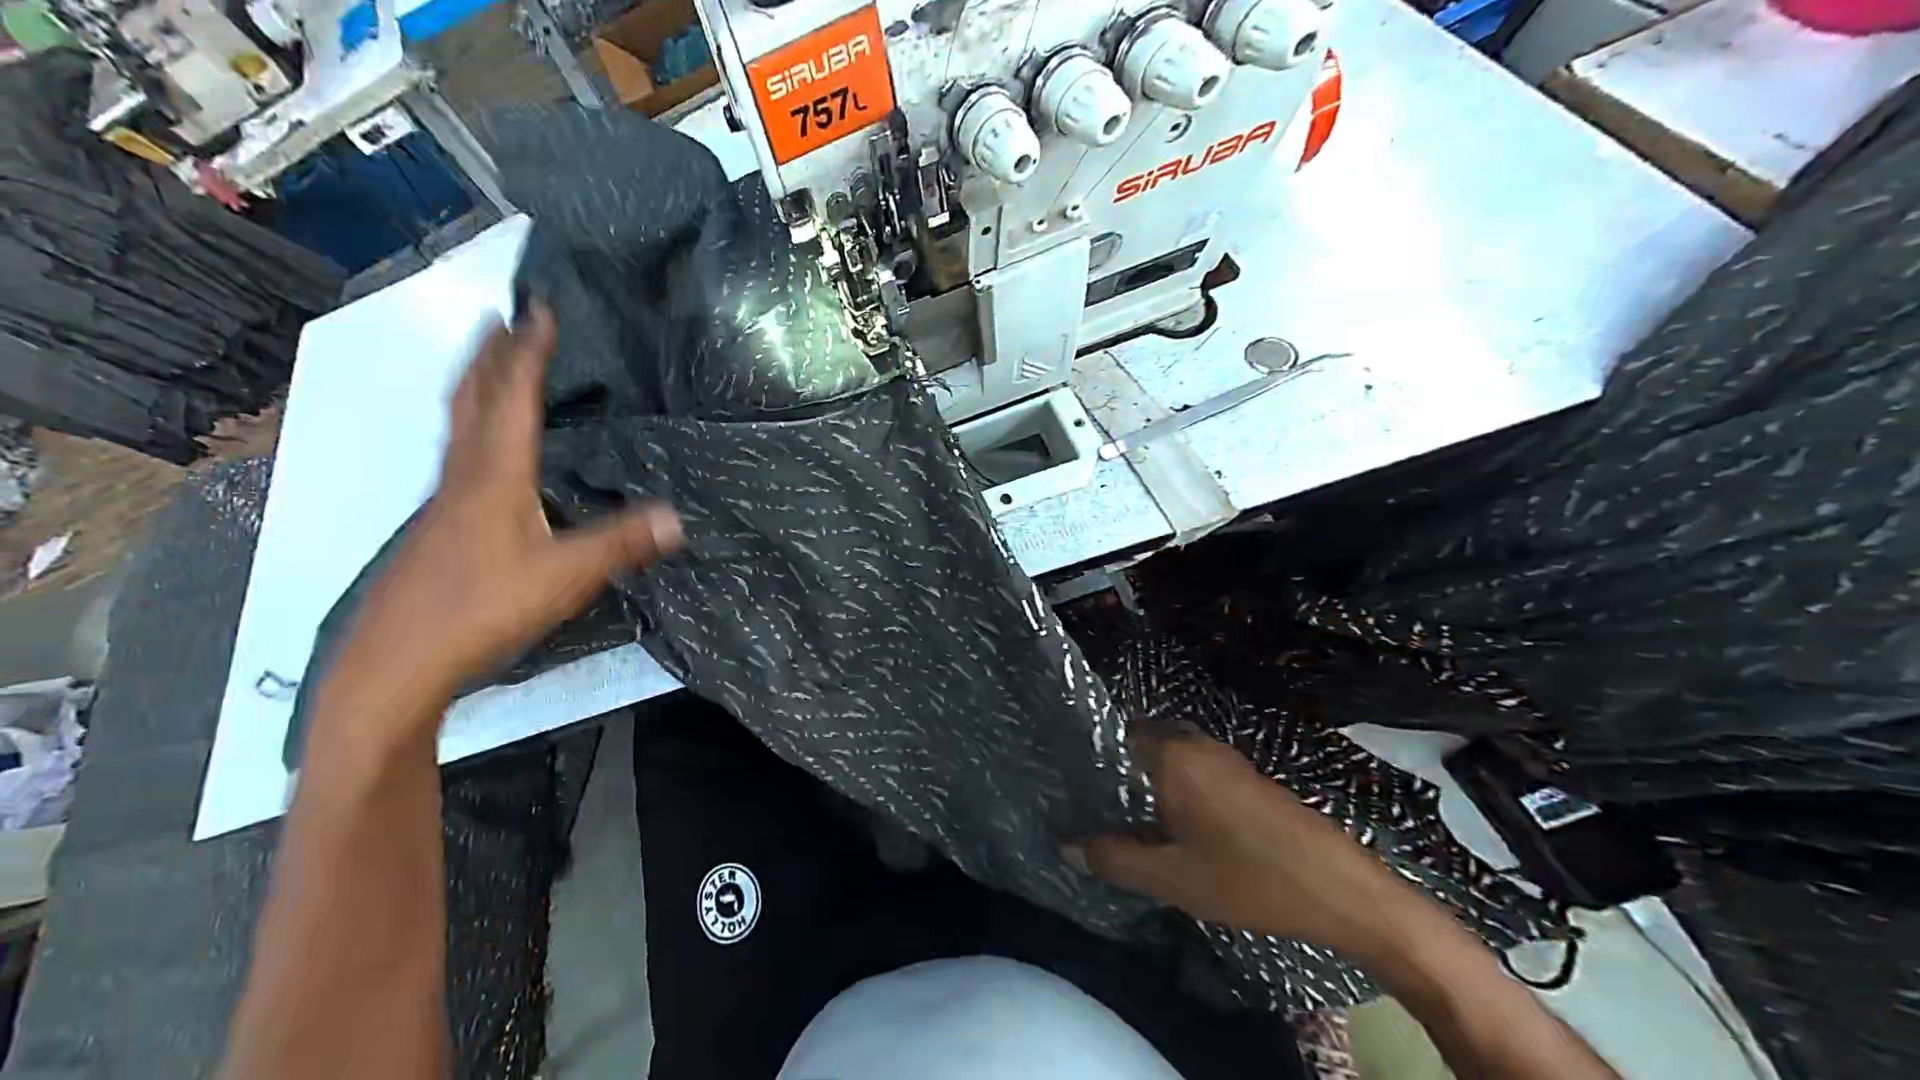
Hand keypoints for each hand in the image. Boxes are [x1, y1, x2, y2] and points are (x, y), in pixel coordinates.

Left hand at [333, 302, 683, 713]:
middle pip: (471, 401)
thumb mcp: (564, 578)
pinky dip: (471, 428)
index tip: (537, 306)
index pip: (512, 399)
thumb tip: (679, 518)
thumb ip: (620, 545)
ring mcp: (443, 503)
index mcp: (494, 477)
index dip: (527, 351)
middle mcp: (462, 477)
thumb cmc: (480, 610)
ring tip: (487, 365)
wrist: (394, 663)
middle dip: (488, 354)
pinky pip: (457, 456)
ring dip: (473, 386)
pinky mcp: (437, 529)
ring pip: (457, 427)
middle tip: (500, 316)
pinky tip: (482, 452)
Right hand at [1076, 733, 1456, 966]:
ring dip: (1149, 783)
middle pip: (1142, 744)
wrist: (1343, 890)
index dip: (1092, 758)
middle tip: (1097, 808)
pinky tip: (1175, 827)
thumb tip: (1067, 844)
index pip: (1116, 735)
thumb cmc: (1249, 879)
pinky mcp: (1247, 777)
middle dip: (1119, 772)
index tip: (1074, 786)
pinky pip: (1194, 770)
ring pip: (1170, 758)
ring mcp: (1226, 758)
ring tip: (1130, 821)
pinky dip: (1176, 789)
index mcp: (1173, 756)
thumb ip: (1115, 858)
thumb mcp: (1173, 878)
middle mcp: (1197, 744)